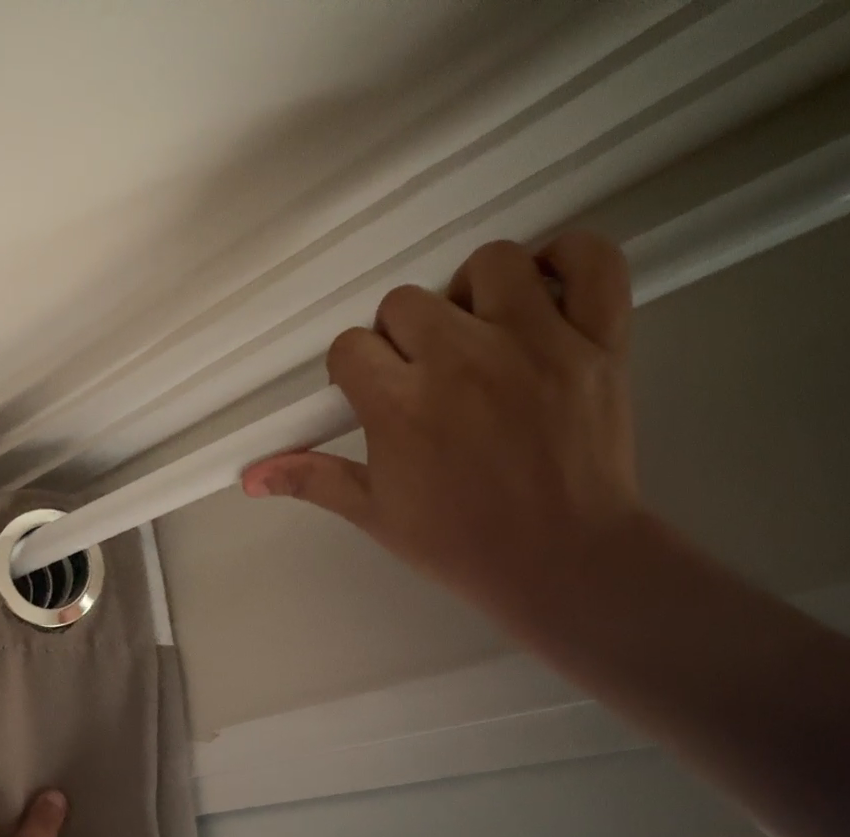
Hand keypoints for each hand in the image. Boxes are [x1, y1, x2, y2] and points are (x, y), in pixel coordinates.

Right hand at [241, 232, 642, 620]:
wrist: (564, 563)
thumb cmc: (460, 543)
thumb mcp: (374, 513)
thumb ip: (312, 478)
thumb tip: (251, 476)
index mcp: (400, 405)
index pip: (349, 346)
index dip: (354, 369)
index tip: (373, 392)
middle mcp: (461, 361)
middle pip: (405, 302)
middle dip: (403, 337)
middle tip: (424, 374)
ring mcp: (535, 344)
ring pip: (489, 264)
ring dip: (474, 291)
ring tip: (481, 331)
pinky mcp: (598, 342)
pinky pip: (591, 260)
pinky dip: (570, 259)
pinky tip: (546, 291)